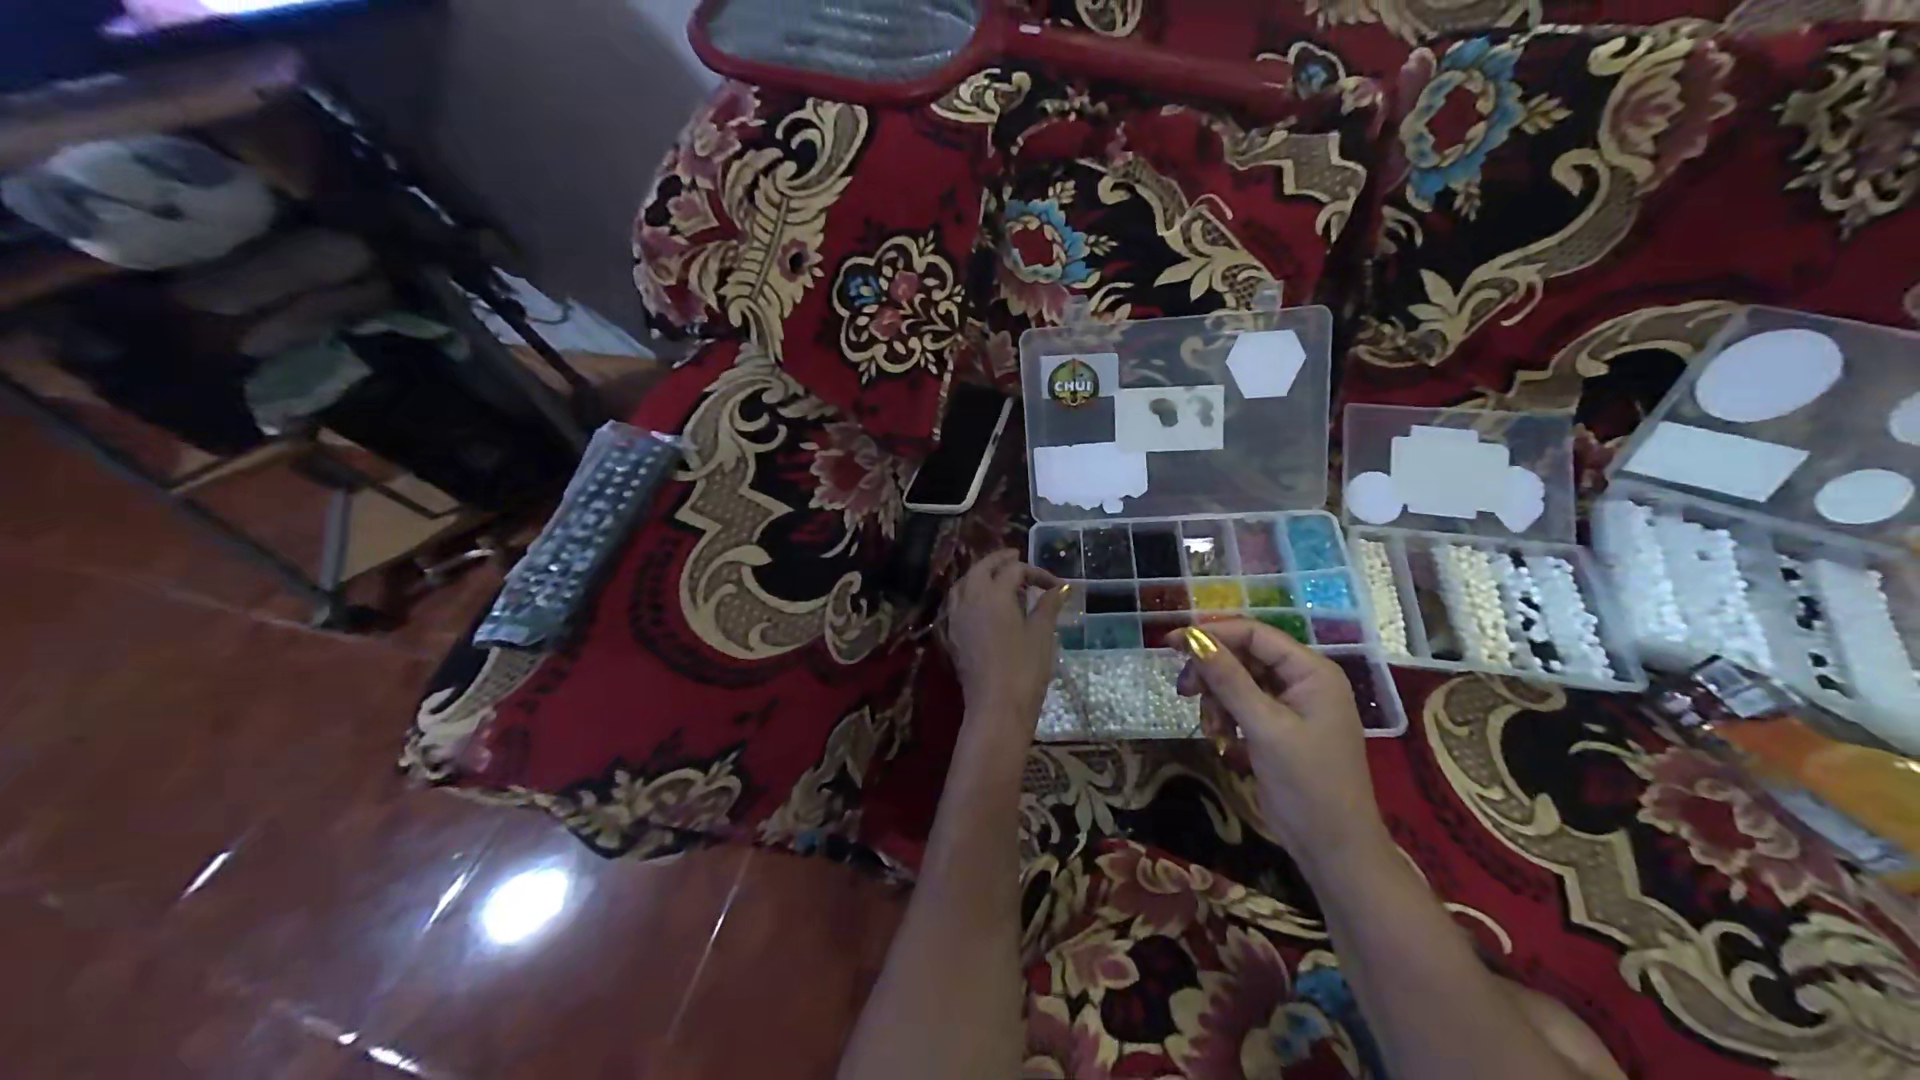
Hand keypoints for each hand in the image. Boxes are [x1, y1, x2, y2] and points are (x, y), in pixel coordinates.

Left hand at [944, 549, 1068, 730]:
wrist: (996, 706)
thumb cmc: (1024, 668)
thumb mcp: (1042, 634)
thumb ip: (1047, 606)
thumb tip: (1059, 589)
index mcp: (993, 593)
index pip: (1014, 570)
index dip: (1036, 573)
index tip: (1056, 586)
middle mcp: (970, 598)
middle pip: (982, 568)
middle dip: (1000, 561)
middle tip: (1016, 557)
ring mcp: (956, 617)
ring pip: (964, 583)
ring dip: (980, 574)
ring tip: (997, 576)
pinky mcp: (952, 634)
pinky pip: (957, 602)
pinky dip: (969, 592)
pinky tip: (981, 602)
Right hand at [1171, 620, 1386, 868]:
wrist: (1333, 847)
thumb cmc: (1307, 783)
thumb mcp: (1264, 727)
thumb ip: (1228, 679)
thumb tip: (1192, 638)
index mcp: (1312, 671)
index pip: (1255, 634)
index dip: (1212, 633)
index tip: (1171, 643)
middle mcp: (1303, 681)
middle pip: (1244, 656)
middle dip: (1212, 673)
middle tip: (1184, 691)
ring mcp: (1291, 705)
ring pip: (1237, 682)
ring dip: (1217, 702)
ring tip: (1213, 731)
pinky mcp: (1278, 728)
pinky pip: (1242, 707)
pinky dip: (1226, 719)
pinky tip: (1224, 743)